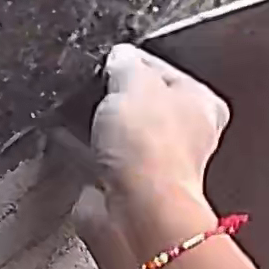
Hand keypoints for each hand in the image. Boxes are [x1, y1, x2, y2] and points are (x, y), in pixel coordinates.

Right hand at [73, 43, 228, 261]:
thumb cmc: (149, 151)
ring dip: (96, 128)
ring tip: (76, 115)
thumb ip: (125, 64)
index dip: (130, 62)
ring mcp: (149, 165)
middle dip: (113, 98)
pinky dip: (82, 152)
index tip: (109, 60)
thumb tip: (117, 58)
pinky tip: (69, 143)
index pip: (161, 69)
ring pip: (117, 136)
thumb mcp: (134, 84)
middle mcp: (179, 136)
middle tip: (92, 89)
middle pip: (139, 104)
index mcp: (199, 103)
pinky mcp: (119, 188)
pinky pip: (96, 161)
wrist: (132, 210)